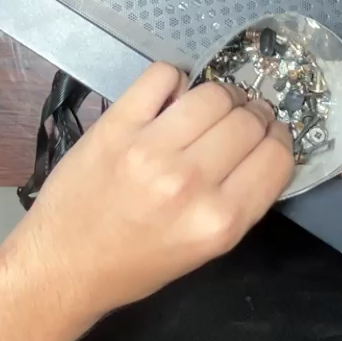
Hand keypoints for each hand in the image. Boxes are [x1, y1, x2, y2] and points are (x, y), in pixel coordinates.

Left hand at [1, 62, 294, 318]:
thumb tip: (260, 144)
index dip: (278, 138)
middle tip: (237, 120)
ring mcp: (151, 149)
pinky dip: (174, 78)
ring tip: (205, 108)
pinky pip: (163, 75)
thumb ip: (238, 200)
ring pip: (213, 94)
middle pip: (247, 120)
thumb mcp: (205, 248)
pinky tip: (170, 97)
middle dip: (251, 115)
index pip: (276, 156)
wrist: (63, 264)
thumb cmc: (136, 265)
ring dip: (219, 96)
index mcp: (220, 221)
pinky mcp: (117, 124)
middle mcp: (191, 182)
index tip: (268, 134)